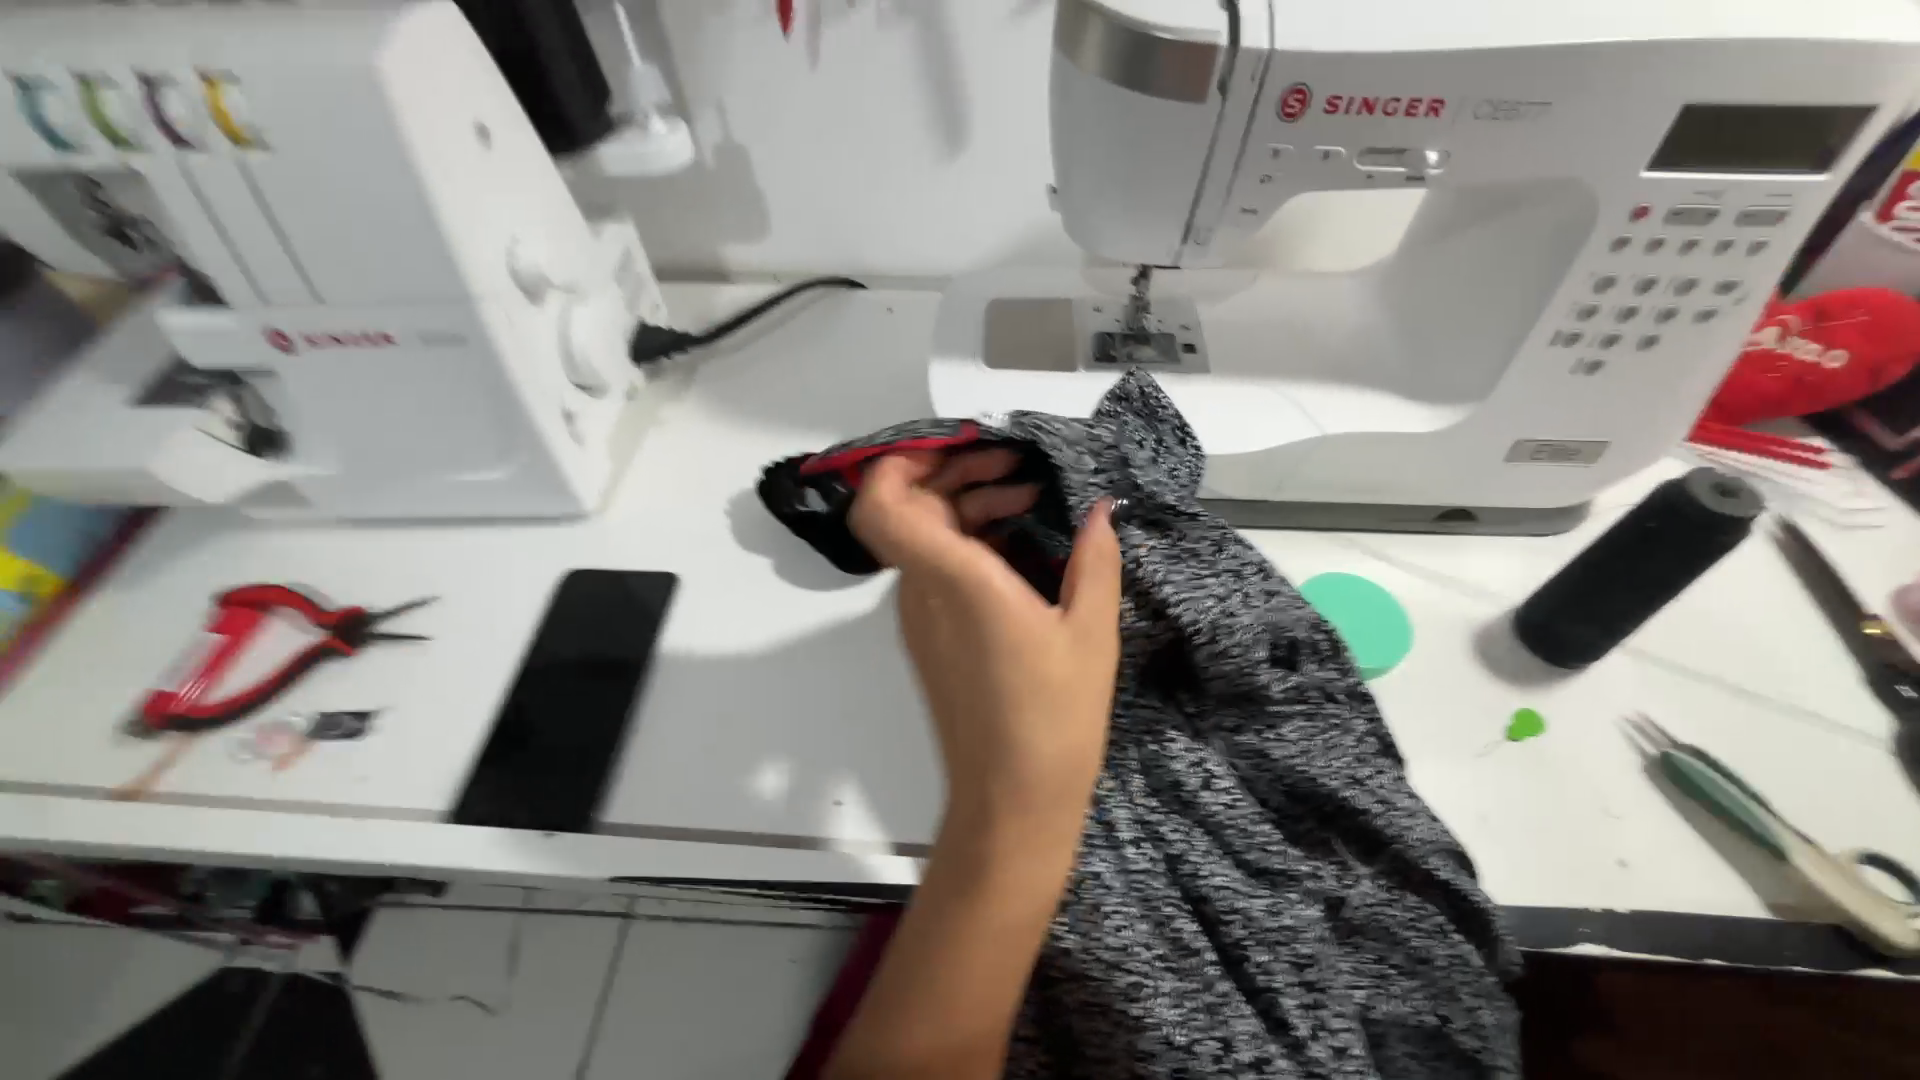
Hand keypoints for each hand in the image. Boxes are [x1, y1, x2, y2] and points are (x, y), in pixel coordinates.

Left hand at [850, 450, 1121, 827]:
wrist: (1010, 802)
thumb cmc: (1054, 718)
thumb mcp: (1091, 632)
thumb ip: (1095, 559)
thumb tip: (1102, 509)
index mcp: (954, 580)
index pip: (883, 504)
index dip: (903, 462)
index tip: (963, 447)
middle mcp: (920, 592)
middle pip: (908, 509)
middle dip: (955, 472)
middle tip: (1014, 467)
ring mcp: (918, 618)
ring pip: (921, 539)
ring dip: (964, 507)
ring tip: (1027, 502)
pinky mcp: (927, 639)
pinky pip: (932, 570)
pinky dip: (964, 544)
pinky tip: (1016, 548)